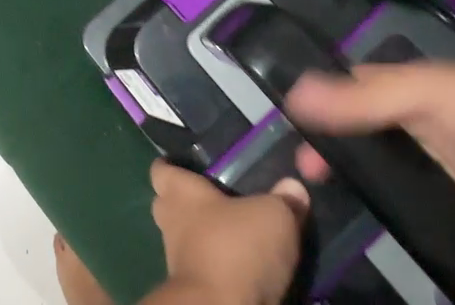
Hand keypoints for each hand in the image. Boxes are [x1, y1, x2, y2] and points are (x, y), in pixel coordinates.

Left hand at [148, 161, 309, 304]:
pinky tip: (247, 264)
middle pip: (171, 205)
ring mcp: (179, 260)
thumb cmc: (236, 249)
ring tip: (243, 232)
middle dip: (193, 203)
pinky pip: (206, 267)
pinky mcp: (196, 290)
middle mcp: (171, 222)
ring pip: (189, 239)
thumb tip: (292, 187)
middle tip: (224, 197)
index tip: (193, 164)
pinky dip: (222, 265)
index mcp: (179, 192)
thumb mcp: (273, 216)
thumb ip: (283, 199)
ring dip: (209, 237)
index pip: (161, 170)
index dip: (175, 165)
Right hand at [286, 62, 454, 217]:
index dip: (315, 103)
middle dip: (328, 145)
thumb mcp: (423, 93)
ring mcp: (429, 154)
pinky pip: (403, 190)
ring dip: (350, 172)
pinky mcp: (447, 189)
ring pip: (377, 160)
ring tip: (318, 193)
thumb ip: (362, 98)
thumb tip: (293, 92)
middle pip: (357, 128)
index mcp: (400, 83)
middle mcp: (410, 115)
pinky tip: (358, 209)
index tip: (283, 125)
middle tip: (302, 173)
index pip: (346, 88)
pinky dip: (380, 196)